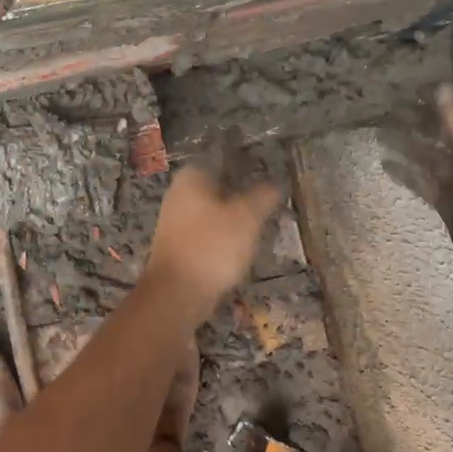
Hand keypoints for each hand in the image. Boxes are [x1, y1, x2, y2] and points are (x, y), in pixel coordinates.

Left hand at [143, 163, 280, 323]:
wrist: (176, 292)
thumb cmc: (212, 246)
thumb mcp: (246, 218)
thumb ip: (262, 197)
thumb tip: (276, 183)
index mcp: (192, 176)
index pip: (224, 159)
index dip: (248, 165)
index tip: (272, 174)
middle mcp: (180, 192)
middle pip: (220, 186)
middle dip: (245, 194)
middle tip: (274, 203)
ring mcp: (177, 219)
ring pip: (215, 210)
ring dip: (237, 217)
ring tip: (265, 226)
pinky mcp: (179, 244)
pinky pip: (209, 232)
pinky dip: (226, 236)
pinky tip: (244, 247)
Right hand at [385, 84, 452, 281]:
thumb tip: (439, 87)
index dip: (445, 99)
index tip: (415, 88)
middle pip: (446, 132)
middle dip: (421, 119)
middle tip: (391, 108)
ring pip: (430, 155)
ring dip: (408, 143)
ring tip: (381, 130)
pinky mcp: (447, 203)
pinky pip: (422, 182)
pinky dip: (404, 173)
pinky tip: (385, 163)